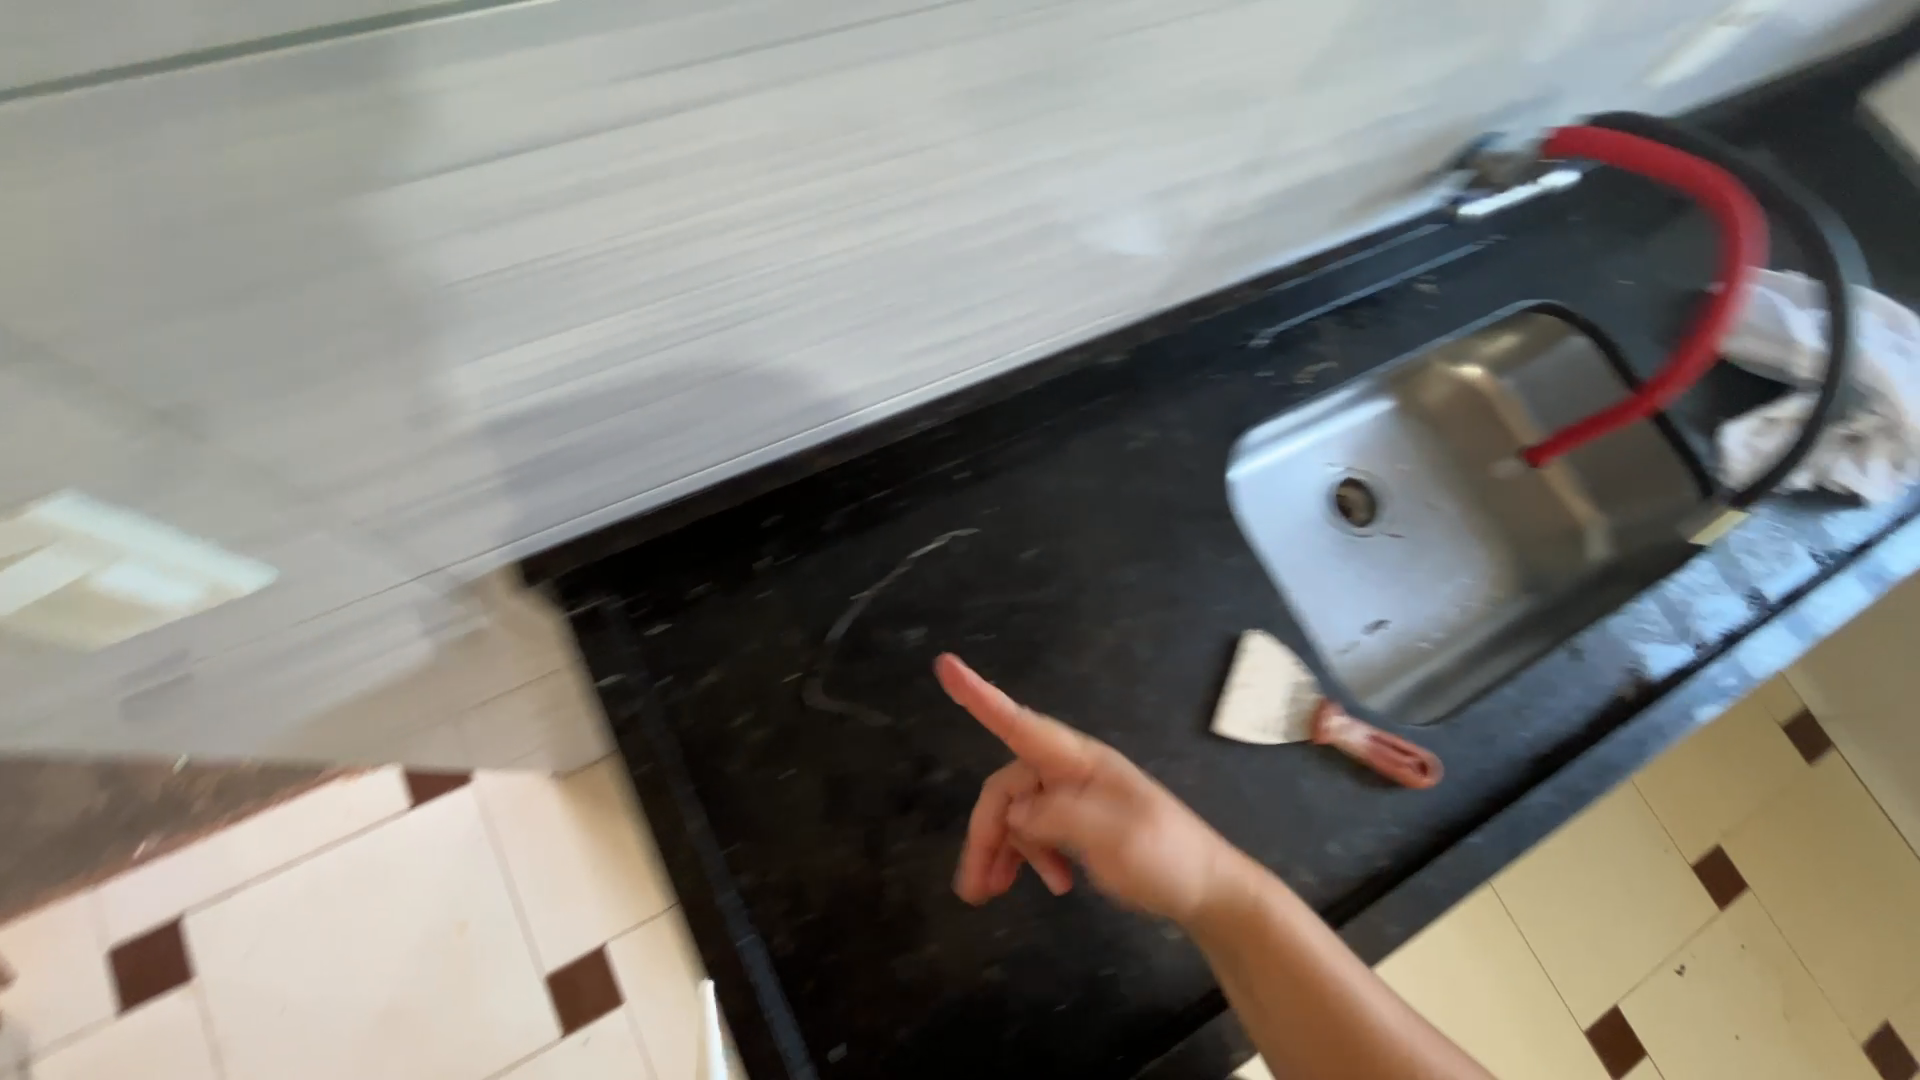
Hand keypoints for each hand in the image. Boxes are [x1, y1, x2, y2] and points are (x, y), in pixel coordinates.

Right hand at [937, 653, 1245, 923]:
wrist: (1207, 889)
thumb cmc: (1168, 855)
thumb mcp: (1116, 838)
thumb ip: (1059, 818)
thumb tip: (1013, 813)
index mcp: (1077, 762)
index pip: (1019, 723)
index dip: (978, 695)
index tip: (945, 665)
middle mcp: (1068, 772)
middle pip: (1007, 790)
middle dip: (986, 834)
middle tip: (973, 888)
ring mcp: (1072, 797)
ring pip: (1016, 815)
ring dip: (1001, 852)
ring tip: (991, 895)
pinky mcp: (1076, 823)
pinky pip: (1035, 833)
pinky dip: (1030, 859)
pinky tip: (1052, 886)